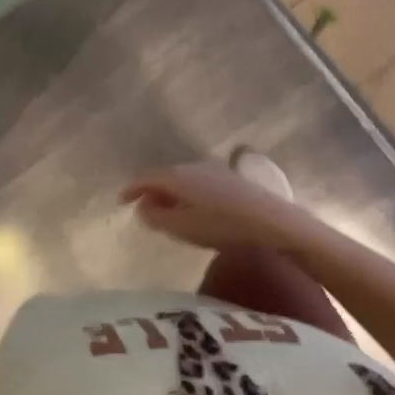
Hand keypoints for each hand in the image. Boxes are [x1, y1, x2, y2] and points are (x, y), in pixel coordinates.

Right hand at [120, 164, 302, 251]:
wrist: (272, 222)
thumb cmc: (222, 226)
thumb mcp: (182, 228)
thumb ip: (156, 217)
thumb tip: (142, 207)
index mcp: (177, 176)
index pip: (145, 177)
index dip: (130, 189)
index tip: (121, 202)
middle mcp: (193, 166)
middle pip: (164, 176)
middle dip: (151, 192)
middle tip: (144, 211)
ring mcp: (214, 170)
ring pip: (182, 179)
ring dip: (170, 193)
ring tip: (168, 213)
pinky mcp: (230, 178)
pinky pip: (198, 182)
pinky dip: (187, 194)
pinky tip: (194, 210)